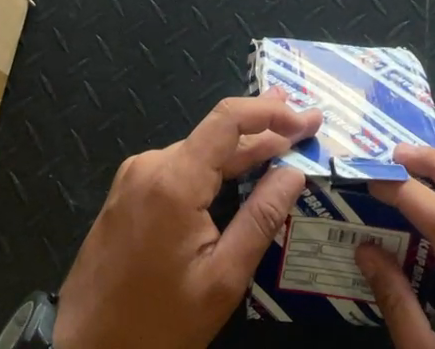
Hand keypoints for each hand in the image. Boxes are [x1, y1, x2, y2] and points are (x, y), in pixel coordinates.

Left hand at [53, 89, 322, 348]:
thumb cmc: (157, 323)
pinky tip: (237, 171)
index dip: (271, 112)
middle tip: (307, 125)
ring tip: (280, 143)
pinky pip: (178, 168)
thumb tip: (294, 172)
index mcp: (174, 180)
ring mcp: (134, 177)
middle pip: (216, 135)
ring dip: (241, 150)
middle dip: (265, 130)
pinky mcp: (127, 193)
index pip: (228, 120)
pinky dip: (214, 167)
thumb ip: (261, 219)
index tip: (306, 121)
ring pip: (198, 151)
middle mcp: (151, 165)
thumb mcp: (221, 280)